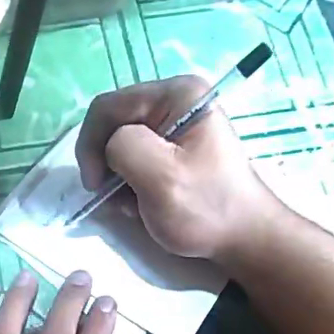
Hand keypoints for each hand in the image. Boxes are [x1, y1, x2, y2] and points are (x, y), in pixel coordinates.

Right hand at [75, 77, 283, 262]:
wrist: (243, 239)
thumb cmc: (205, 208)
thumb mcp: (160, 175)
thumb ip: (124, 147)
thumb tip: (108, 149)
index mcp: (176, 94)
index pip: (107, 107)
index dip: (90, 145)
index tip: (94, 186)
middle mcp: (175, 102)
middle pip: (113, 125)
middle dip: (105, 163)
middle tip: (113, 199)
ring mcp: (176, 127)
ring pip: (121, 146)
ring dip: (117, 178)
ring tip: (132, 206)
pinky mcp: (175, 151)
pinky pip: (135, 160)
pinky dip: (129, 184)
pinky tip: (142, 205)